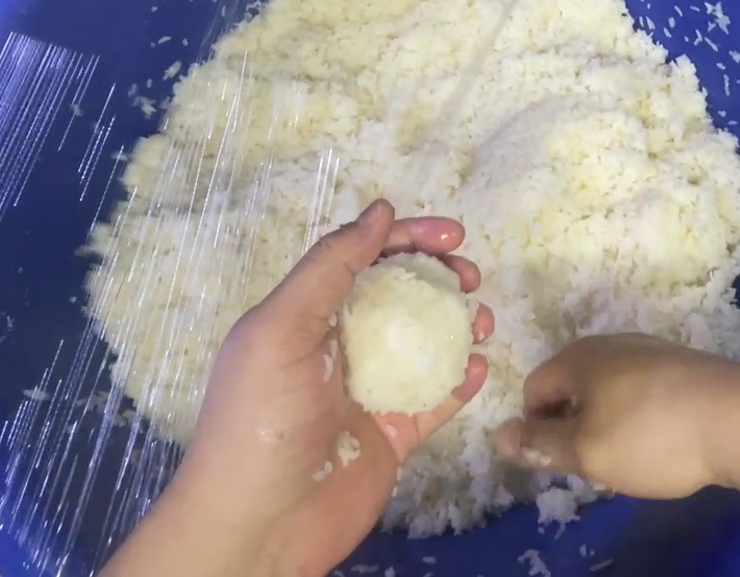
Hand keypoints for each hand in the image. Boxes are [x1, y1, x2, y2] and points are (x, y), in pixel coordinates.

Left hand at [107, 200, 493, 576]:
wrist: (255, 530)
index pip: (367, 257)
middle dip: (442, 276)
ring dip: (461, 324)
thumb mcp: (282, 328)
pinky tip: (480, 368)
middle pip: (405, 293)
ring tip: (484, 322)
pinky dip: (462, 379)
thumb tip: (381, 209)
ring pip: (428, 340)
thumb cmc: (263, 418)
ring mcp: (372, 388)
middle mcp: (345, 343)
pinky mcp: (394, 432)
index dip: (411, 238)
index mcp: (313, 312)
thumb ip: (331, 265)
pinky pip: (437, 397)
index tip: (454, 234)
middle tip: (472, 278)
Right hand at [491, 334, 739, 499]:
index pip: (534, 389)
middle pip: (570, 385)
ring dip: (604, 421)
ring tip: (630, 457)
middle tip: (595, 464)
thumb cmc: (652, 435)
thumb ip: (542, 444)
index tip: (562, 462)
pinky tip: (661, 440)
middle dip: (572, 425)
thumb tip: (499, 432)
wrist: (739, 418)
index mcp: (579, 358)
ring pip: (606, 387)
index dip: (535, 428)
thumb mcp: (588, 451)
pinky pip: (638, 388)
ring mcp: (647, 349)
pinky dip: (637, 414)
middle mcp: (609, 343)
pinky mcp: (678, 364)